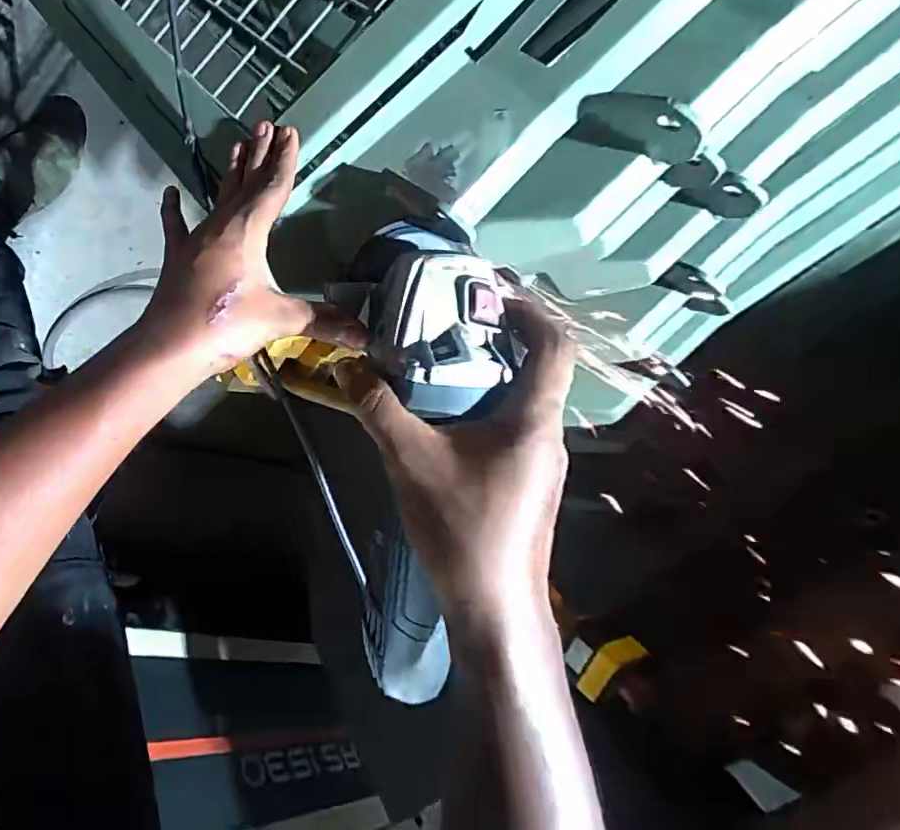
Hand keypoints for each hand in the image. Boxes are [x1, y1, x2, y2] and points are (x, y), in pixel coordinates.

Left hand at [142, 120, 362, 378]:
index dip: (284, 160)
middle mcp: (220, 226)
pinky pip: (177, 226)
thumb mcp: (279, 319)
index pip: (272, 187)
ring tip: (236, 145)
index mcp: (246, 231)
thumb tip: (365, 334)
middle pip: (245, 183)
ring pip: (217, 198)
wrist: (168, 347)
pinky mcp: (178, 258)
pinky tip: (169, 192)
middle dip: (258, 155)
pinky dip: (173, 209)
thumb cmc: (226, 325)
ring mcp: (195, 240)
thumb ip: (322, 320)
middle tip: (265, 124)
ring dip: (230, 174)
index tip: (290, 132)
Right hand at [337, 297, 576, 622]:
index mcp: (534, 419)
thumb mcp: (410, 458)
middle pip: (538, 366)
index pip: (554, 344)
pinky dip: (485, 403)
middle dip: (499, 335)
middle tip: (452, 317)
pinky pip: (512, 424)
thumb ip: (377, 407)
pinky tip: (445, 413)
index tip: (489, 291)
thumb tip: (345, 367)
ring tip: (442, 358)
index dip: (529, 308)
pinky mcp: (527, 480)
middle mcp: (548, 433)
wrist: (492, 607)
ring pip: (523, 397)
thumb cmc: (461, 526)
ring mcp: (541, 460)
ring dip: (490, 371)